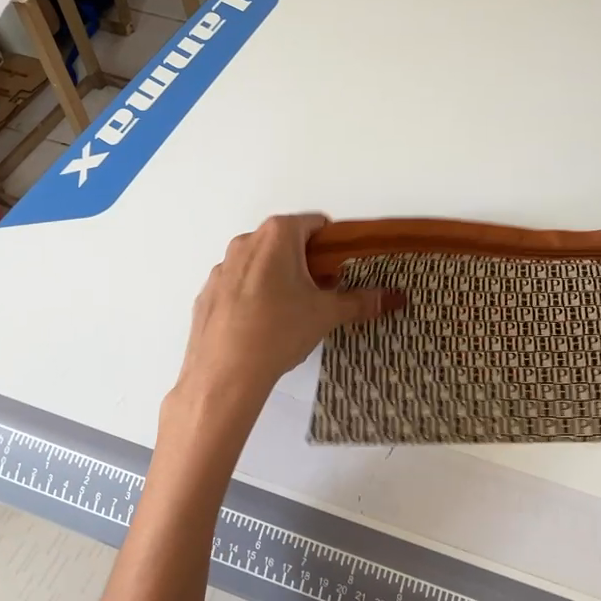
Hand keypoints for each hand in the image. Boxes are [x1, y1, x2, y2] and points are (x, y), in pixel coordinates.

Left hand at [174, 214, 405, 404]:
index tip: (340, 270)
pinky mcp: (207, 293)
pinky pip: (238, 285)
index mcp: (278, 235)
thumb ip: (361, 301)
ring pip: (260, 263)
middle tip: (320, 293)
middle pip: (286, 242)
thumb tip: (393, 298)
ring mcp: (223, 267)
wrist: (224, 376)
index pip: (316, 224)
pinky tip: (261, 326)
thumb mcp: (327, 314)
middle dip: (306, 262)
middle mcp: (247, 242)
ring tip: (290, 313)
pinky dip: (252, 297)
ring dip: (277, 278)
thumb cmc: (278, 332)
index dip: (333, 246)